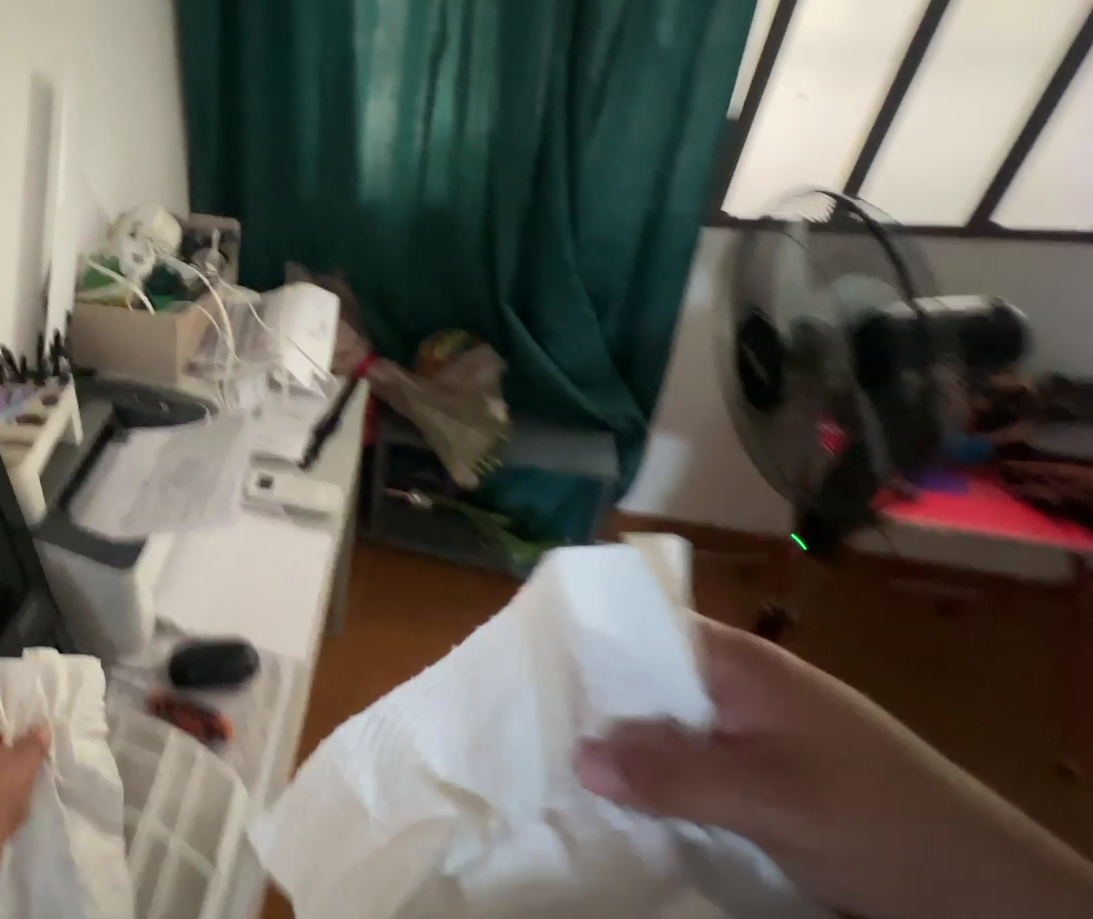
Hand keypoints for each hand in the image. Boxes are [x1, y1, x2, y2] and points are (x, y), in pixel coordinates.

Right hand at [573, 617, 1092, 918]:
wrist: (994, 898)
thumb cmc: (883, 821)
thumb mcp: (776, 798)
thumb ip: (675, 773)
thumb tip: (576, 755)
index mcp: (736, 662)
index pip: (638, 625)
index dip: (581, 638)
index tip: (522, 661)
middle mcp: (732, 686)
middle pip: (638, 676)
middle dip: (587, 700)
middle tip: (522, 723)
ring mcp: (743, 732)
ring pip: (655, 724)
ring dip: (615, 745)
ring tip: (550, 761)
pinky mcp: (751, 776)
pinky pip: (678, 764)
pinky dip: (645, 778)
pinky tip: (611, 798)